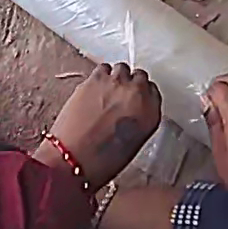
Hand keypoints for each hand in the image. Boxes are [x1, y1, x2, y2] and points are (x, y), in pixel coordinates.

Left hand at [41, 64, 161, 188]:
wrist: (74, 158)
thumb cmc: (102, 159)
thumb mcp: (133, 142)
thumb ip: (138, 119)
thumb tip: (131, 110)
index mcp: (151, 113)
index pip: (153, 92)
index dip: (142, 94)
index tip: (135, 98)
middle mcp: (137, 94)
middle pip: (139, 76)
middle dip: (130, 84)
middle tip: (119, 94)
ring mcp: (116, 83)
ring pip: (121, 69)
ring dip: (115, 78)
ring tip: (105, 91)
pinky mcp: (95, 78)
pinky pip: (102, 69)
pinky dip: (100, 77)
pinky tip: (94, 90)